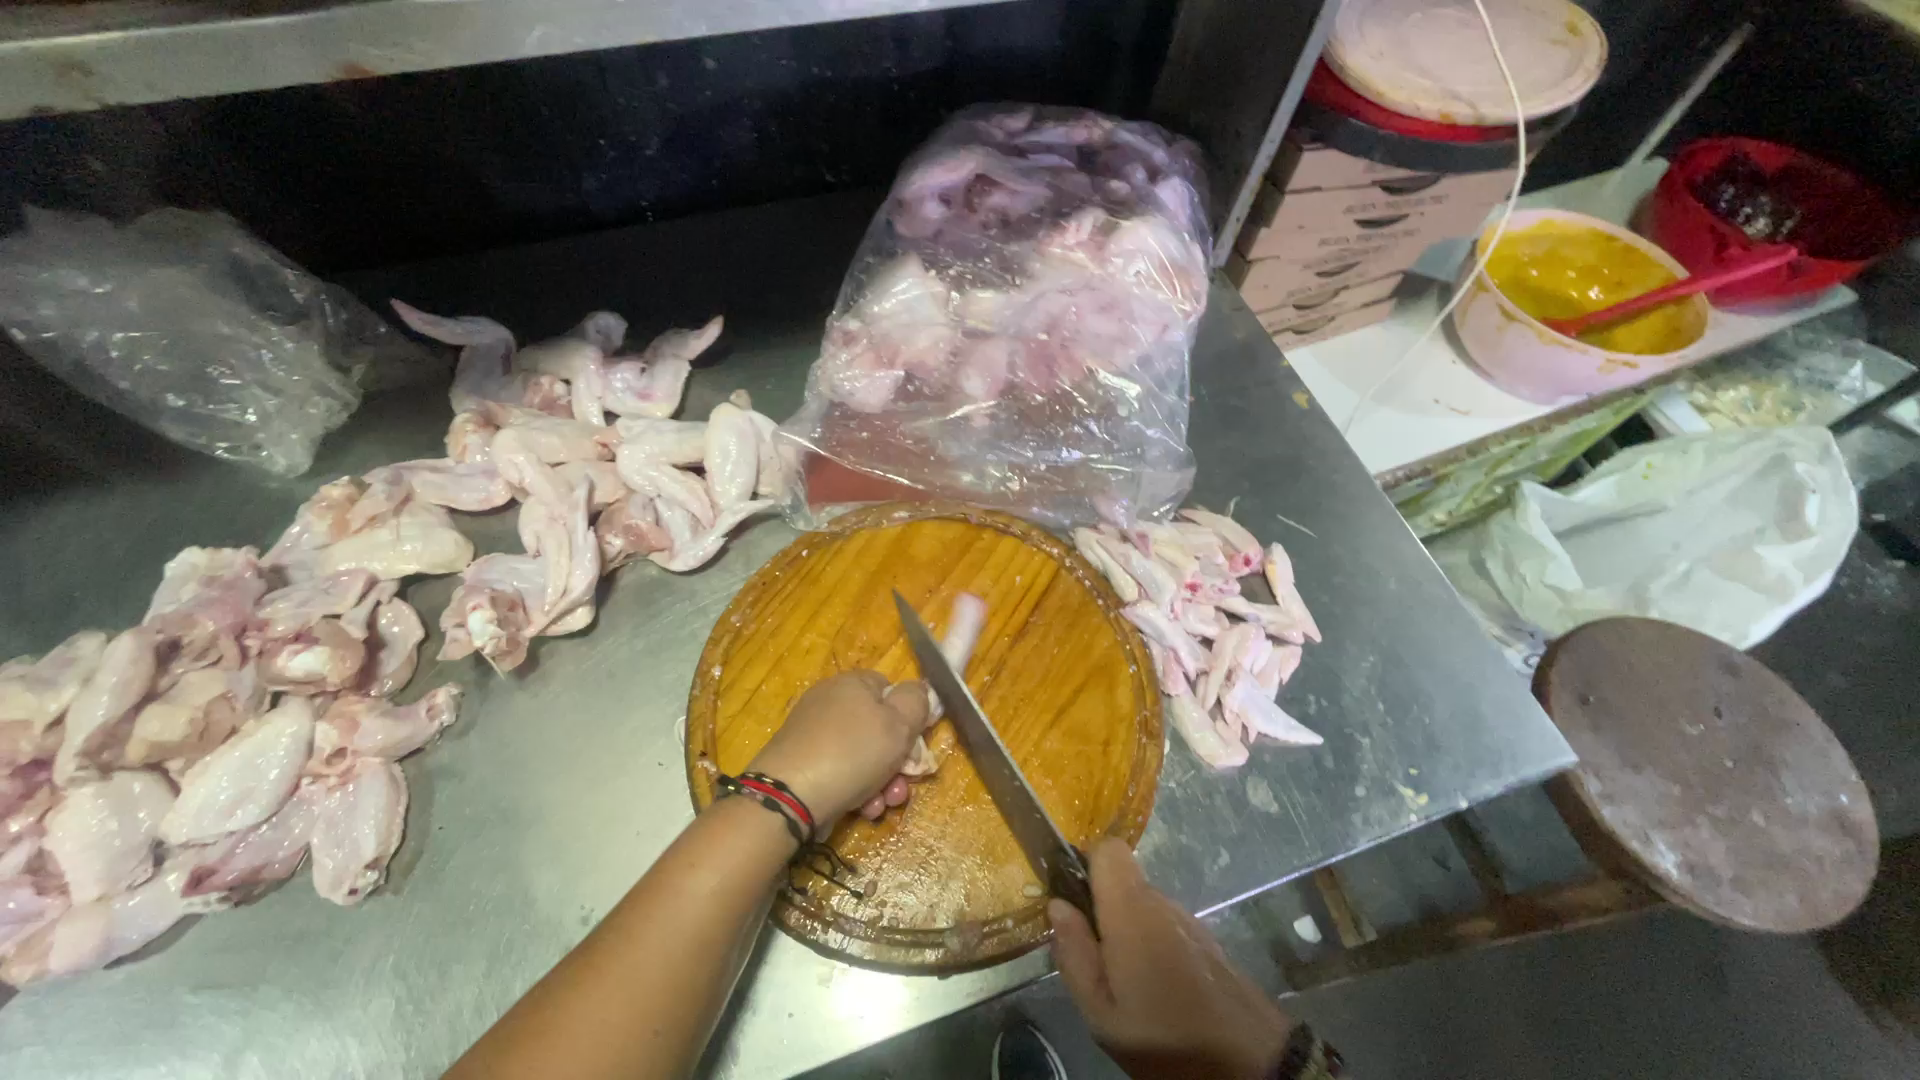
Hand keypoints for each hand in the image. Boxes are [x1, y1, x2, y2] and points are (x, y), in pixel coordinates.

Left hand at [747, 671, 930, 830]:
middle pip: (878, 728)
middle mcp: (830, 702)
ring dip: (881, 782)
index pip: (889, 689)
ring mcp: (813, 733)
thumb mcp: (899, 724)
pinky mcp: (801, 762)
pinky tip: (862, 809)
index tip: (915, 744)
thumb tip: (918, 690)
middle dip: (897, 762)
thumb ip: (916, 702)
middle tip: (902, 786)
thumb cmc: (853, 752)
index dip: (908, 716)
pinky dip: (856, 790)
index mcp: (853, 684)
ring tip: (883, 804)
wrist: (790, 795)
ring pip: (862, 755)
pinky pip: (840, 771)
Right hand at [1050, 839, 1293, 1079]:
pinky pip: (1164, 925)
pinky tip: (1154, 989)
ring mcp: (1188, 920)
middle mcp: (1161, 903)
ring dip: (1126, 931)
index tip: (1072, 901)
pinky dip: (1151, 945)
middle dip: (1101, 909)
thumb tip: (1057, 907)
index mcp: (1132, 911)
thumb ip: (1075, 956)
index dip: (1085, 865)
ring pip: (1142, 905)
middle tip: (1093, 958)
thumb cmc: (1167, 1039)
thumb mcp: (1103, 1015)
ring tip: (1124, 983)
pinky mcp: (1206, 940)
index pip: (1107, 848)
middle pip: (1121, 881)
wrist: (1254, 1065)